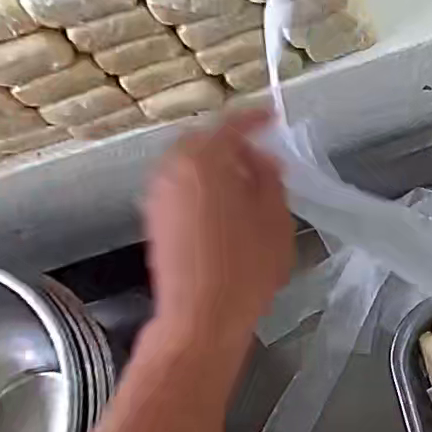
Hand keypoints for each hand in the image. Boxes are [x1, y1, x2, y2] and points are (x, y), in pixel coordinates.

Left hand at [142, 110, 297, 345]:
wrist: (202, 314)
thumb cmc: (248, 266)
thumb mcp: (275, 219)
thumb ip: (269, 180)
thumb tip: (262, 159)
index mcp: (204, 163)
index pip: (230, 127)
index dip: (254, 119)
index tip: (273, 117)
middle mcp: (173, 171)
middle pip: (201, 141)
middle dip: (230, 141)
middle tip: (261, 152)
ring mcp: (159, 196)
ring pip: (188, 163)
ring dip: (215, 163)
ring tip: (248, 179)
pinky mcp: (156, 219)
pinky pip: (181, 184)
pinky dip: (203, 181)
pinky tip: (228, 203)